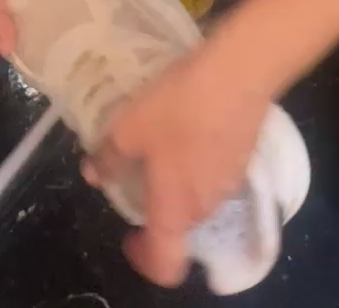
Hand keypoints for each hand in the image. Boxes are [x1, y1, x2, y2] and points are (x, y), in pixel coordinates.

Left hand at [87, 47, 272, 286]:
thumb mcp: (130, 127)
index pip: (165, 264)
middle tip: (140, 173)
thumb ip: (110, 156)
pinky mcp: (244, 152)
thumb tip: (94, 174)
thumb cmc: (178, 109)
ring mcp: (230, 180)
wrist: (238, 73)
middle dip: (159, 207)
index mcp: (175, 210)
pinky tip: (190, 122)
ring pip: (199, 195)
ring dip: (180, 180)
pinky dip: (200, 159)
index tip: (129, 236)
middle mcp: (206, 205)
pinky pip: (215, 170)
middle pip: (181, 226)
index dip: (144, 258)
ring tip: (164, 142)